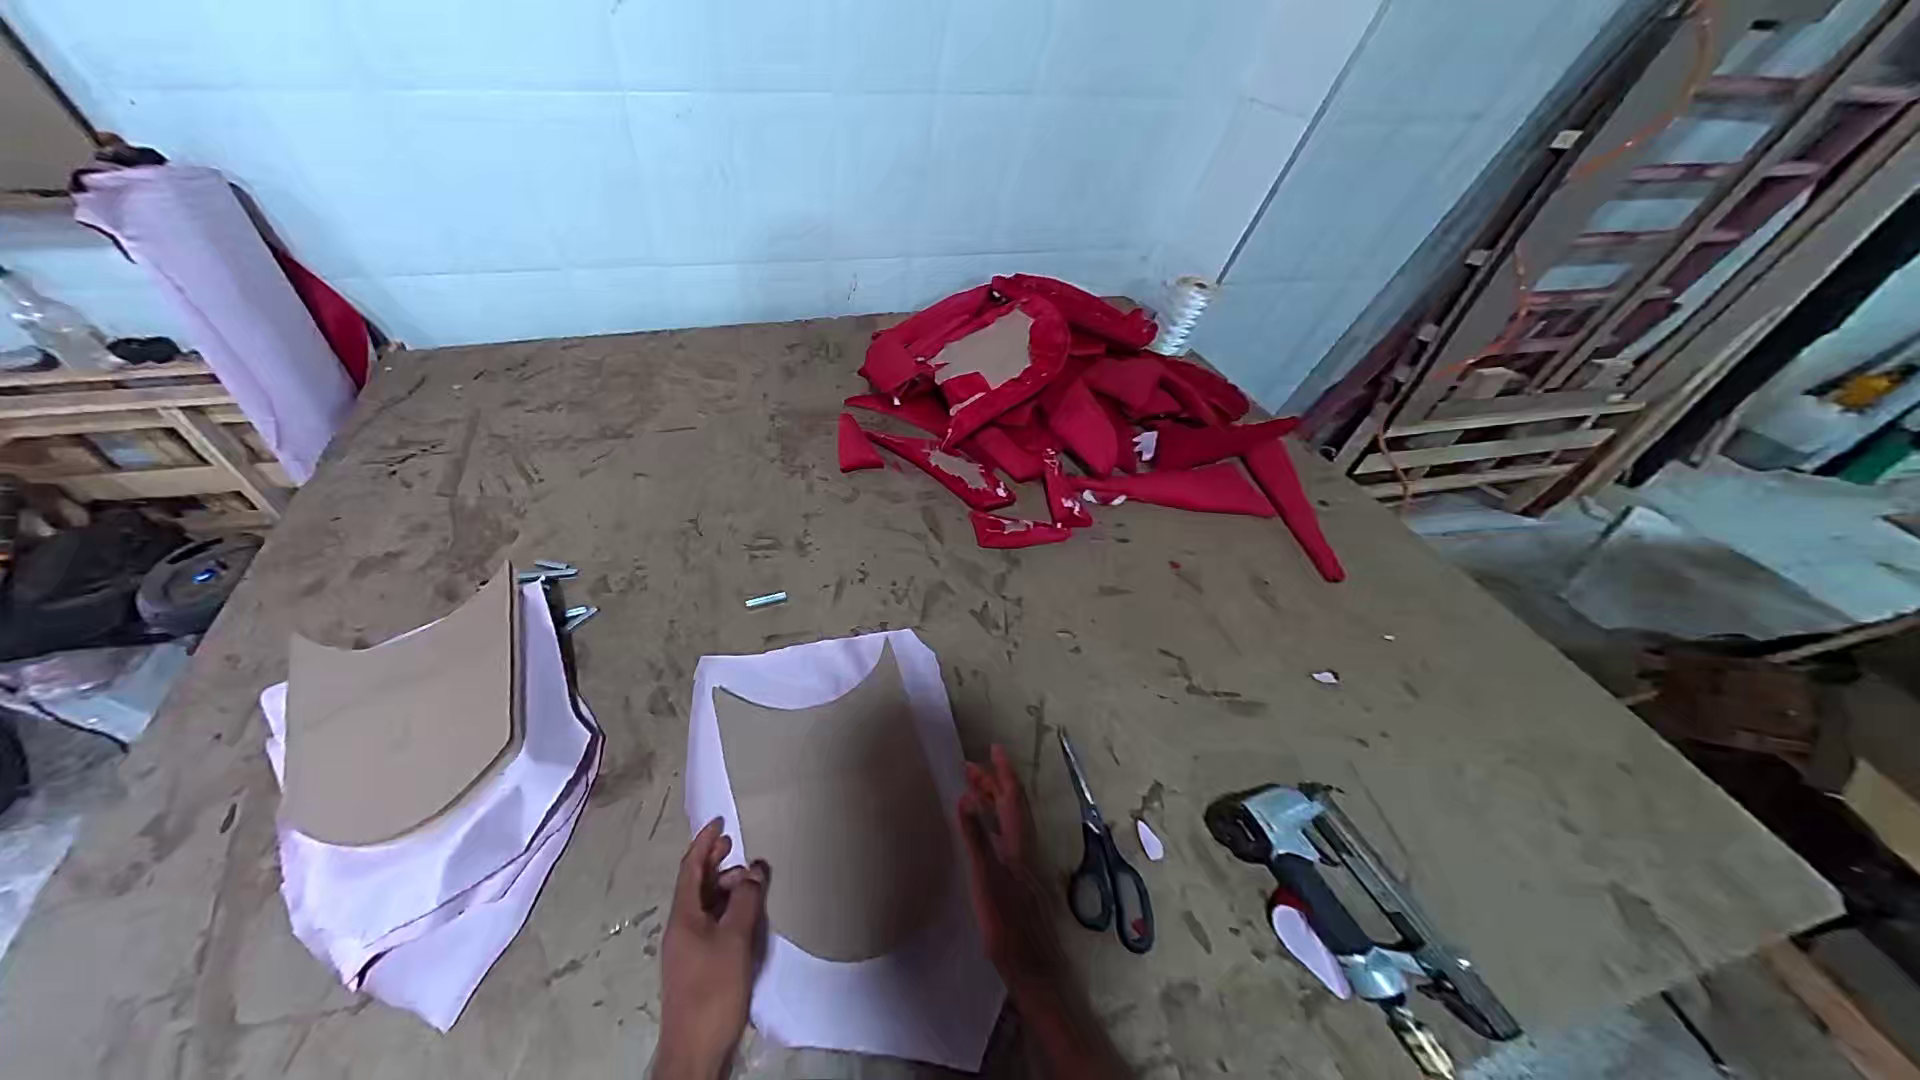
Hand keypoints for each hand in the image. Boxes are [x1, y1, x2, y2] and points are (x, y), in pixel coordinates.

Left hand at [653, 818, 766, 1079]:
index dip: (703, 843)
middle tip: (736, 843)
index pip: (690, 869)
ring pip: (706, 903)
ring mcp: (688, 947)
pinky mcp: (699, 964)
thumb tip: (753, 869)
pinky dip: (727, 907)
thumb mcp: (735, 939)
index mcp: (683, 917)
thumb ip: (746, 900)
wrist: (695, 1049)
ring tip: (750, 879)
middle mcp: (681, 928)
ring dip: (725, 886)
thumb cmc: (714, 989)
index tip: (719, 821)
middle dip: (714, 862)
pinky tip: (746, 912)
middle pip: (696, 884)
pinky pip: (712, 921)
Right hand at [960, 745, 1130, 1078]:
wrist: (1034, 969)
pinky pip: (1006, 839)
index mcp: (1018, 844)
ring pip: (1010, 823)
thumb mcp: (987, 880)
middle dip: (993, 783)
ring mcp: (1024, 866)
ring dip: (994, 803)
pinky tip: (985, 835)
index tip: (994, 749)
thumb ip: (976, 839)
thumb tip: (966, 798)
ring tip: (975, 792)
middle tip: (971, 767)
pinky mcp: (1020, 882)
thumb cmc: (1008, 926)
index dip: (1003, 772)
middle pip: (1011, 807)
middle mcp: (1025, 849)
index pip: (1012, 798)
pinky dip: (993, 824)